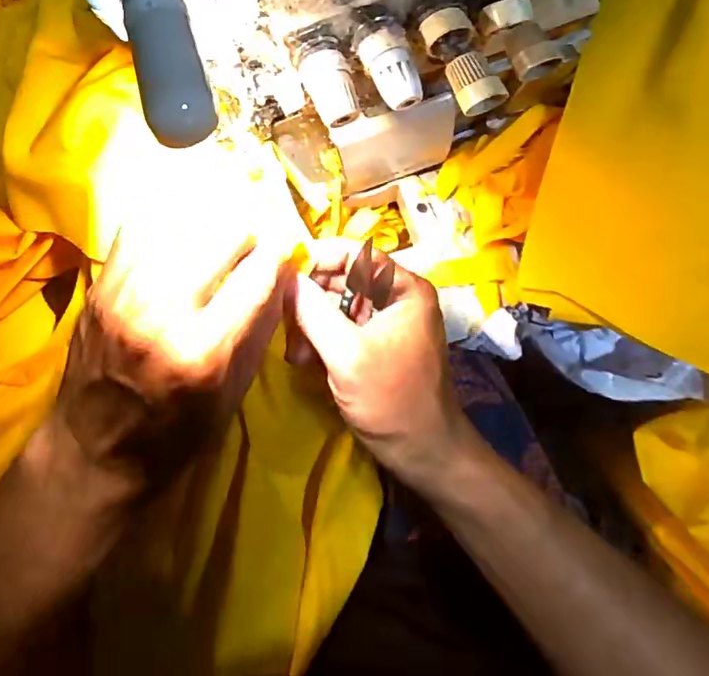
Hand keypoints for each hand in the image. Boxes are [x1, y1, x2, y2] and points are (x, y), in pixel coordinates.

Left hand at [52, 222, 288, 495]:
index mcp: (203, 351)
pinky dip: (164, 218)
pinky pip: (137, 230)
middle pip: (217, 237)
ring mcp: (124, 295)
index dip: (278, 251)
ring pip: (176, 223)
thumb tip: (282, 271)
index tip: (286, 242)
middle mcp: (162, 314)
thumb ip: (260, 326)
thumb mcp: (233, 393)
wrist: (95, 450)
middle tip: (253, 232)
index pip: (255, 276)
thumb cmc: (176, 435)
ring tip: (219, 218)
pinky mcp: (100, 287)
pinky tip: (180, 221)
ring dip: (206, 217)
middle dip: (245, 229)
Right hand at [288, 239, 476, 488]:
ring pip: (335, 301)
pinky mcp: (375, 340)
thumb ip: (313, 312)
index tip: (281, 278)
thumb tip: (285, 277)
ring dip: (310, 323)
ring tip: (296, 354)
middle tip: (286, 326)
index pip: (351, 253)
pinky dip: (320, 338)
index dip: (315, 260)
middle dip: (309, 299)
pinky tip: (306, 360)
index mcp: (402, 288)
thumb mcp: (347, 356)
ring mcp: (386, 318)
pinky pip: (340, 323)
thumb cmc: (393, 403)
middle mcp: (396, 294)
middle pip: (340, 276)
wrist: (427, 457)